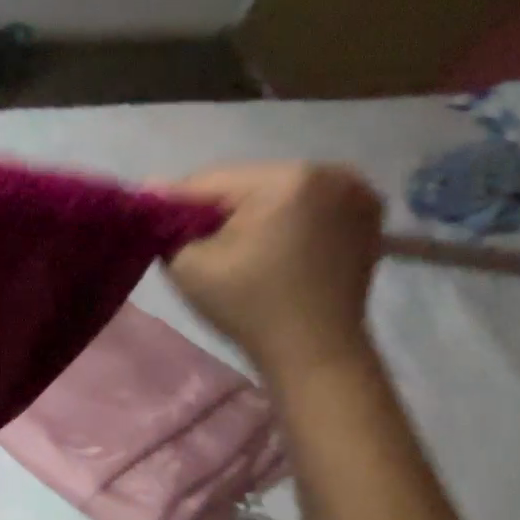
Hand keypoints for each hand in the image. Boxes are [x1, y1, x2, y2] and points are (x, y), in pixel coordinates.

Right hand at [160, 164, 385, 378]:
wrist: (314, 348)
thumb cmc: (247, 305)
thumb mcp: (189, 265)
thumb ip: (169, 226)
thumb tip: (152, 196)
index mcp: (285, 179)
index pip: (209, 179)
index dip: (174, 202)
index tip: (150, 221)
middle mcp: (330, 171)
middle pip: (248, 182)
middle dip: (218, 208)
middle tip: (192, 239)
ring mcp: (357, 190)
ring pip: (279, 191)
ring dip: (253, 212)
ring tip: (235, 245)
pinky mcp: (368, 212)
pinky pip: (310, 203)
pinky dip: (287, 218)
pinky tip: (274, 246)